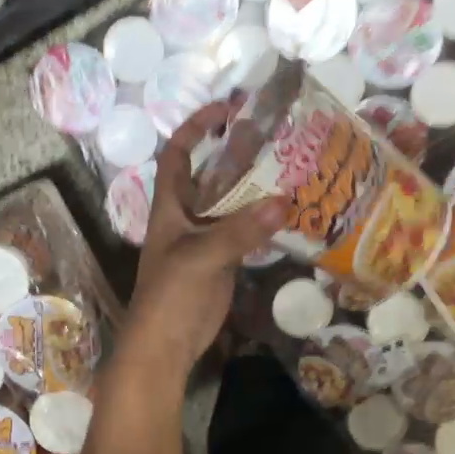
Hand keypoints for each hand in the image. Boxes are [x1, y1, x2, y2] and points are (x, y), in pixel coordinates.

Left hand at [124, 102, 285, 378]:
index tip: (225, 107)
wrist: (164, 346)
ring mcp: (205, 238)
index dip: (195, 126)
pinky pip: (244, 230)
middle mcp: (187, 215)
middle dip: (236, 152)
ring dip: (254, 185)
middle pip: (211, 173)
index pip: (178, 154)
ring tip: (291, 165)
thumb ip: (241, 230)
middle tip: (274, 134)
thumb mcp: (202, 257)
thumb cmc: (170, 294)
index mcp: (171, 205)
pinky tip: (290, 211)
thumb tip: (286, 201)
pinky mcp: (222, 260)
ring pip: (231, 202)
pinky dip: (263, 219)